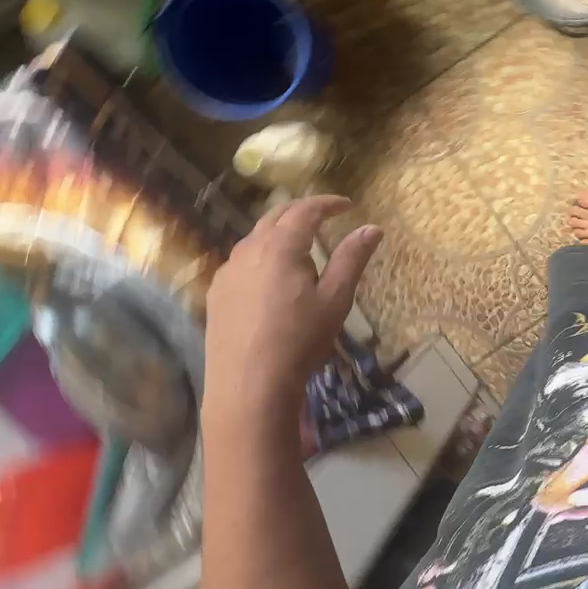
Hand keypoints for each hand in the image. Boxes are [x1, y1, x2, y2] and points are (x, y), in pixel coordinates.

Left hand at [204, 196, 382, 433]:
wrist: (248, 384)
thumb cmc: (299, 339)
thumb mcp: (336, 299)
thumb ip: (352, 259)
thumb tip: (371, 228)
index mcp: (280, 248)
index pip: (304, 211)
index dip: (326, 203)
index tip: (346, 204)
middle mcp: (248, 251)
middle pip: (274, 217)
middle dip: (300, 211)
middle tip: (323, 217)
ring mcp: (227, 273)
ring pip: (254, 239)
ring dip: (279, 234)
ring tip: (301, 249)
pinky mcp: (216, 295)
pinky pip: (241, 262)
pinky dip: (262, 257)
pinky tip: (272, 279)